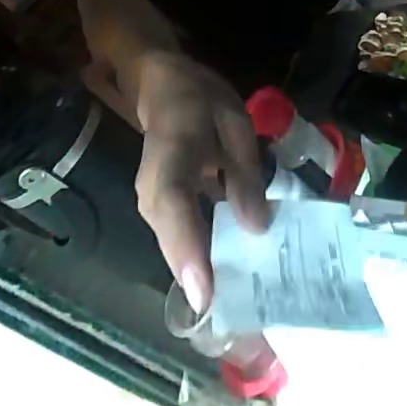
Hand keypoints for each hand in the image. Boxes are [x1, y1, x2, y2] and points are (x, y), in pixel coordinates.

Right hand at [131, 52, 269, 314]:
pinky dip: (199, 261)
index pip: (175, 207)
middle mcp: (152, 189)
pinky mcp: (157, 210)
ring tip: (240, 309)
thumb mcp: (234, 123)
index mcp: (173, 157)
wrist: (160, 85)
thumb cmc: (201, 99)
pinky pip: (178, 241)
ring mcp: (149, 202)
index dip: (188, 251)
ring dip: (202, 278)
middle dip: (202, 283)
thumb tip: (257, 226)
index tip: (206, 296)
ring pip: (174, 248)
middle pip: (173, 243)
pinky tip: (229, 277)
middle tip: (240, 320)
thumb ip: (244, 171)